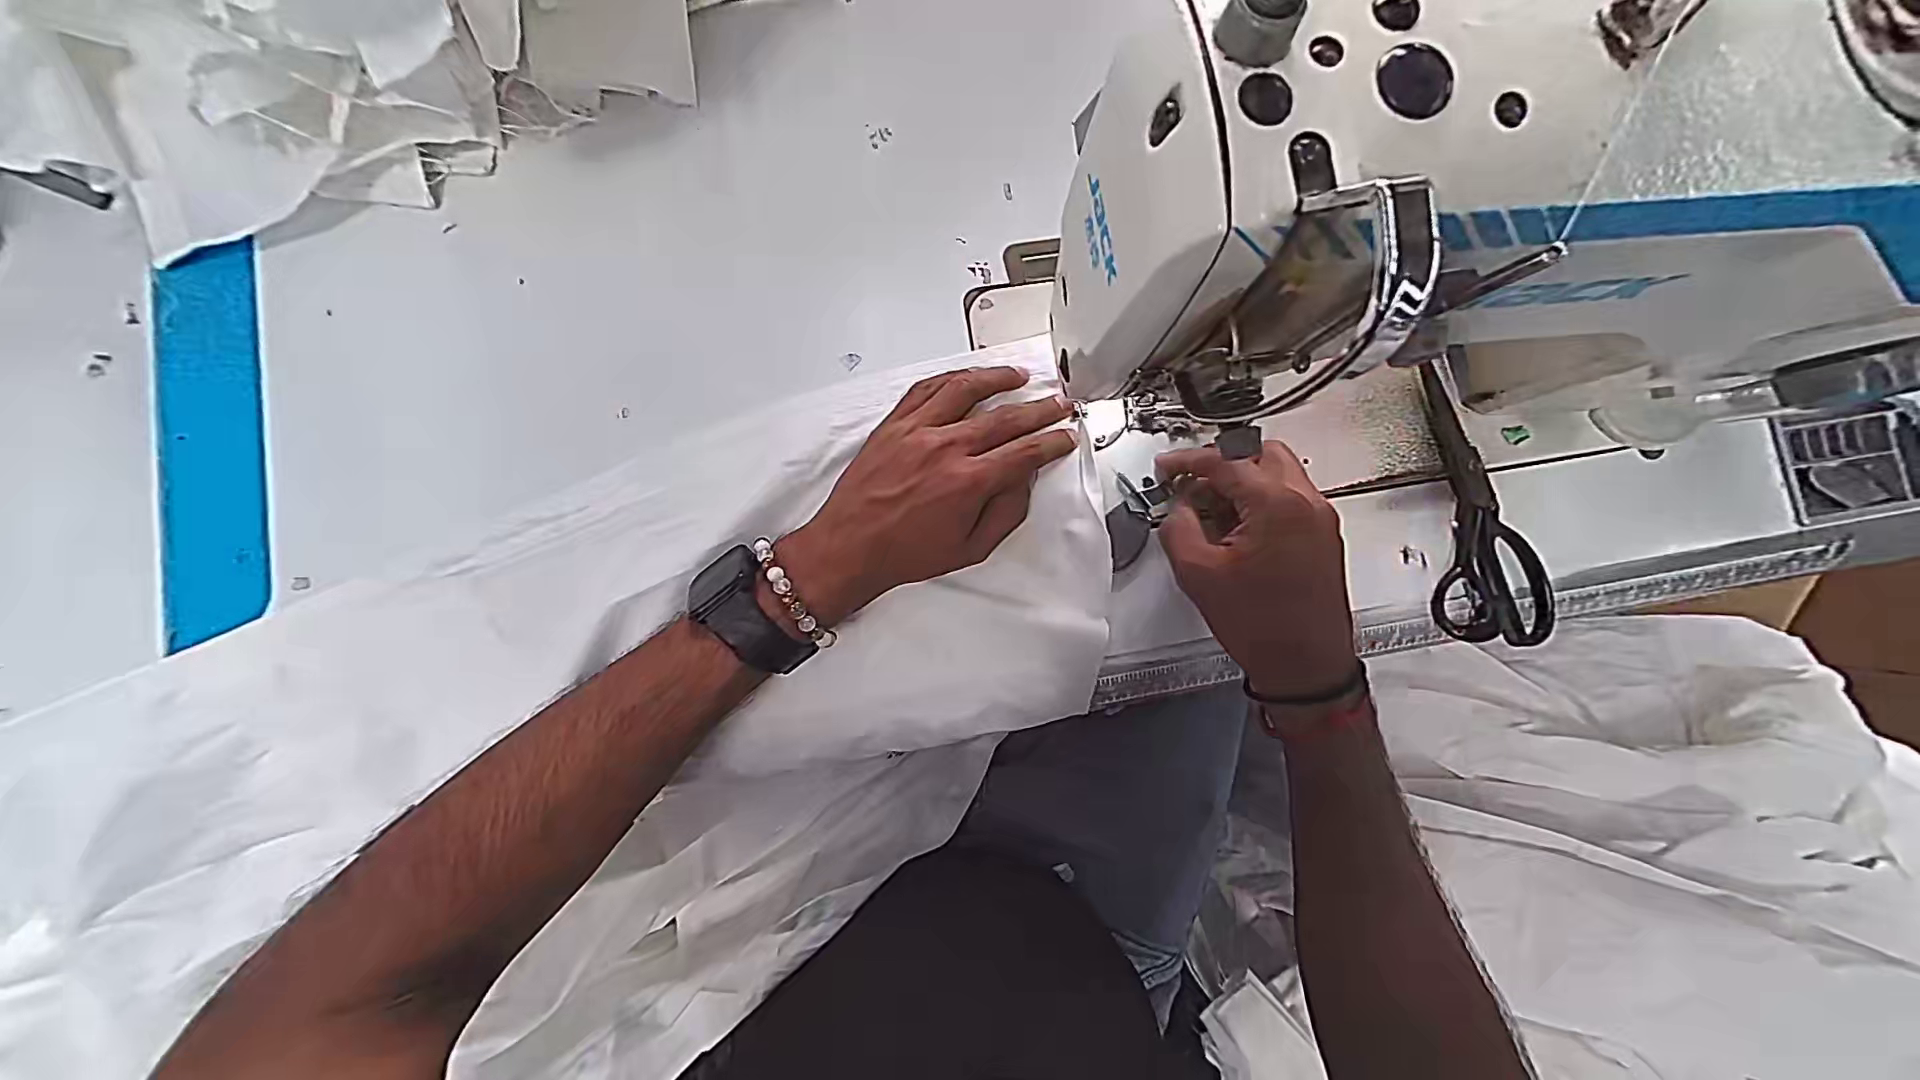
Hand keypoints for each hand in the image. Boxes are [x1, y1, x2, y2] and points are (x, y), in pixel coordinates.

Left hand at [772, 366, 1077, 626]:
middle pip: (1005, 417)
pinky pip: (926, 388)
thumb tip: (1024, 481)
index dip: (1052, 441)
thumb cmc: (903, 552)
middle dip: (1040, 409)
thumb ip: (1006, 513)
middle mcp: (944, 449)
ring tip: (1019, 376)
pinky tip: (966, 377)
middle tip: (1057, 404)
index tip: (1063, 436)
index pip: (1025, 451)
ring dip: (999, 378)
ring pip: (966, 389)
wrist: (850, 547)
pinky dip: (951, 378)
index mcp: (967, 482)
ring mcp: (916, 431)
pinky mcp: (893, 425)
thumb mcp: (970, 548)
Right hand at [1156, 440, 1357, 698]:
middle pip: (1260, 454)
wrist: (1304, 663)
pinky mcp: (1322, 536)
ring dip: (1242, 481)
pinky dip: (1260, 499)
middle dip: (1221, 463)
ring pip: (1278, 472)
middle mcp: (1306, 503)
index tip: (1169, 467)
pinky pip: (1288, 498)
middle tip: (1191, 483)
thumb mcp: (1197, 573)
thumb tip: (1177, 508)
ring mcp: (1320, 519)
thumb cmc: (1264, 626)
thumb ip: (1178, 527)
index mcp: (1277, 505)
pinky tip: (1234, 528)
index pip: (1226, 462)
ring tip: (1210, 510)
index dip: (1188, 461)